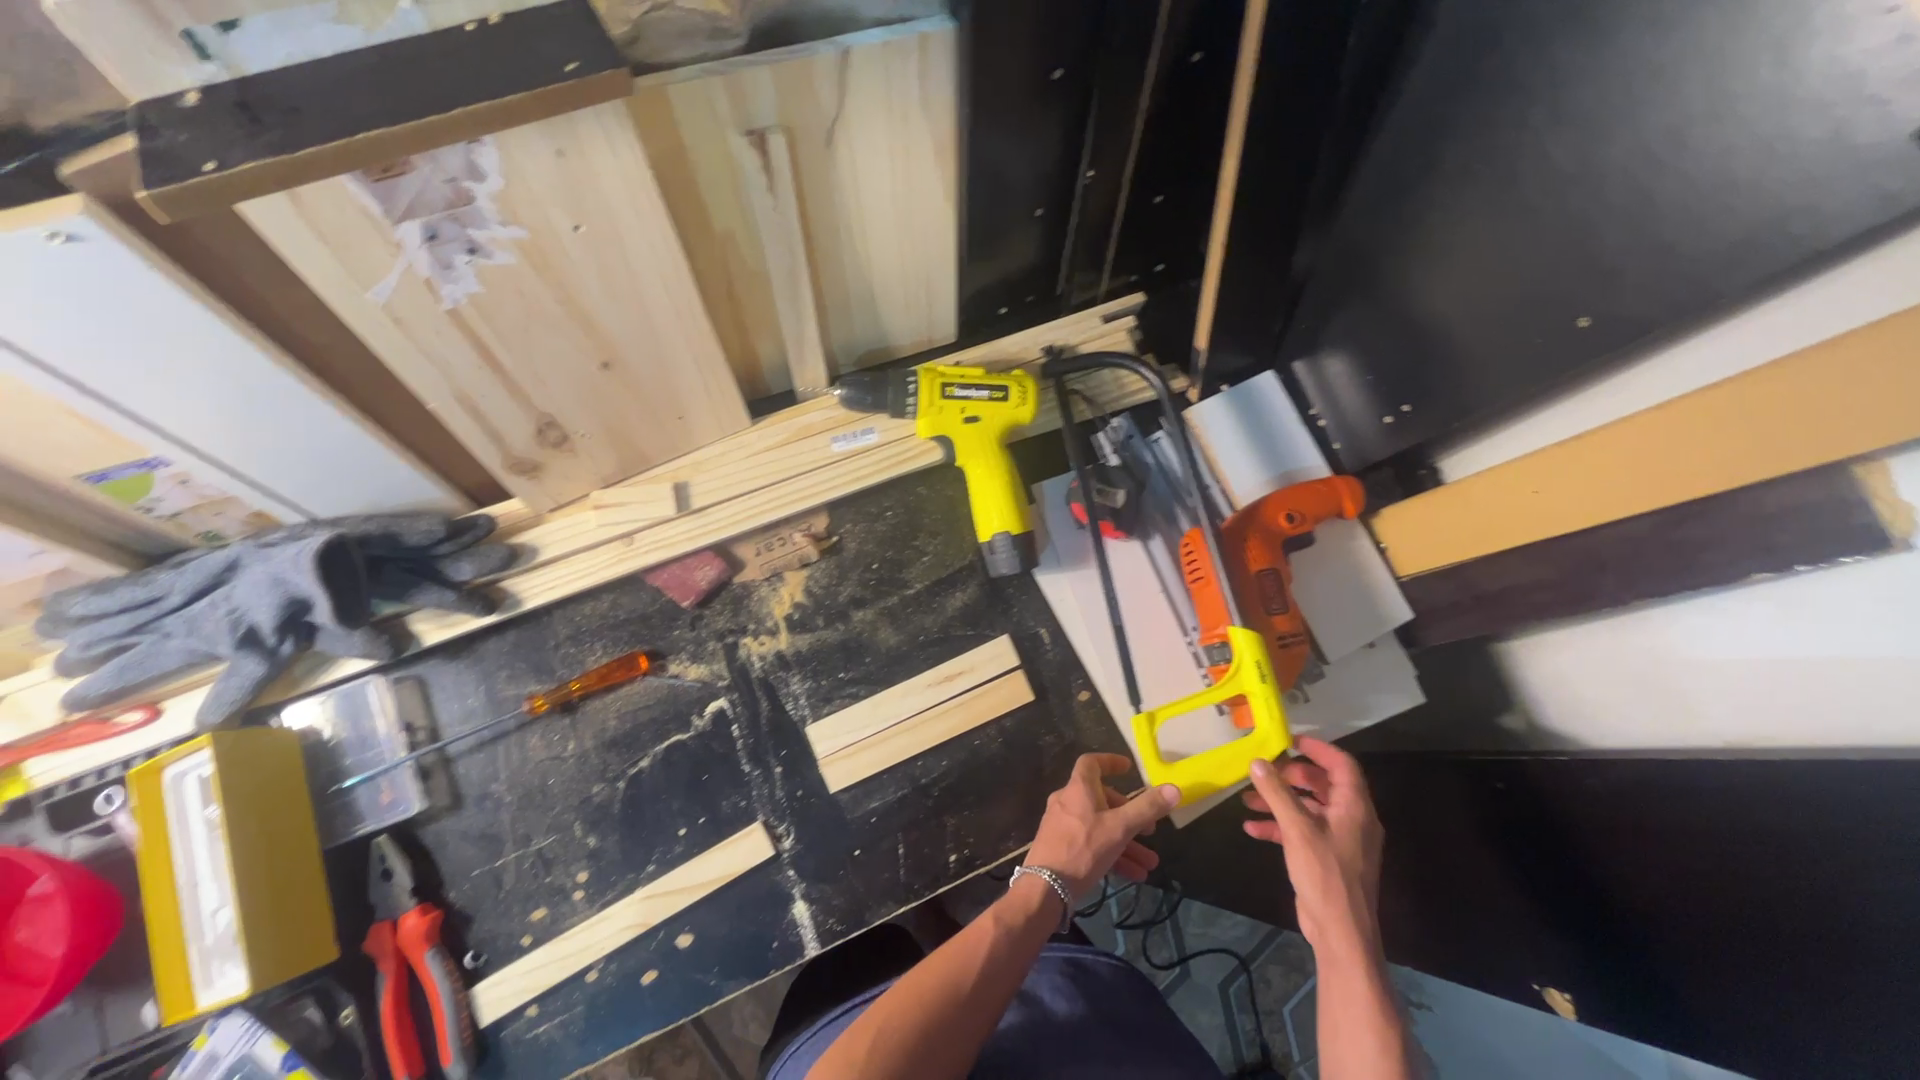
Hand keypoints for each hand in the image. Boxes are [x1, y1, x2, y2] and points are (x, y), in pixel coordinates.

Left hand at [1026, 753, 1180, 895]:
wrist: (1045, 887)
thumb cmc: (1083, 848)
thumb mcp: (1120, 827)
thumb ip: (1147, 808)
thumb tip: (1175, 788)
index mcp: (1078, 789)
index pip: (1091, 763)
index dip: (1110, 762)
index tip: (1129, 768)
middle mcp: (1068, 802)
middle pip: (1102, 800)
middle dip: (1129, 815)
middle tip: (1149, 829)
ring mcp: (1063, 826)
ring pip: (1101, 827)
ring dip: (1127, 843)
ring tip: (1150, 862)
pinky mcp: (1062, 847)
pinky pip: (1092, 845)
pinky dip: (1113, 855)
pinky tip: (1135, 875)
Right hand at [1242, 737, 1384, 956]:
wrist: (1340, 931)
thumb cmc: (1325, 874)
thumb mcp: (1297, 829)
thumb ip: (1277, 793)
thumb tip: (1258, 762)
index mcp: (1354, 807)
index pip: (1342, 765)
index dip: (1318, 749)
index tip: (1289, 741)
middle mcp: (1351, 819)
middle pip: (1323, 785)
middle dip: (1291, 776)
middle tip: (1263, 773)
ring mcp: (1339, 840)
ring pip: (1309, 809)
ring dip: (1280, 802)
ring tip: (1247, 800)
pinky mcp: (1325, 857)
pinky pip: (1302, 832)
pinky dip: (1279, 826)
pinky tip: (1252, 829)